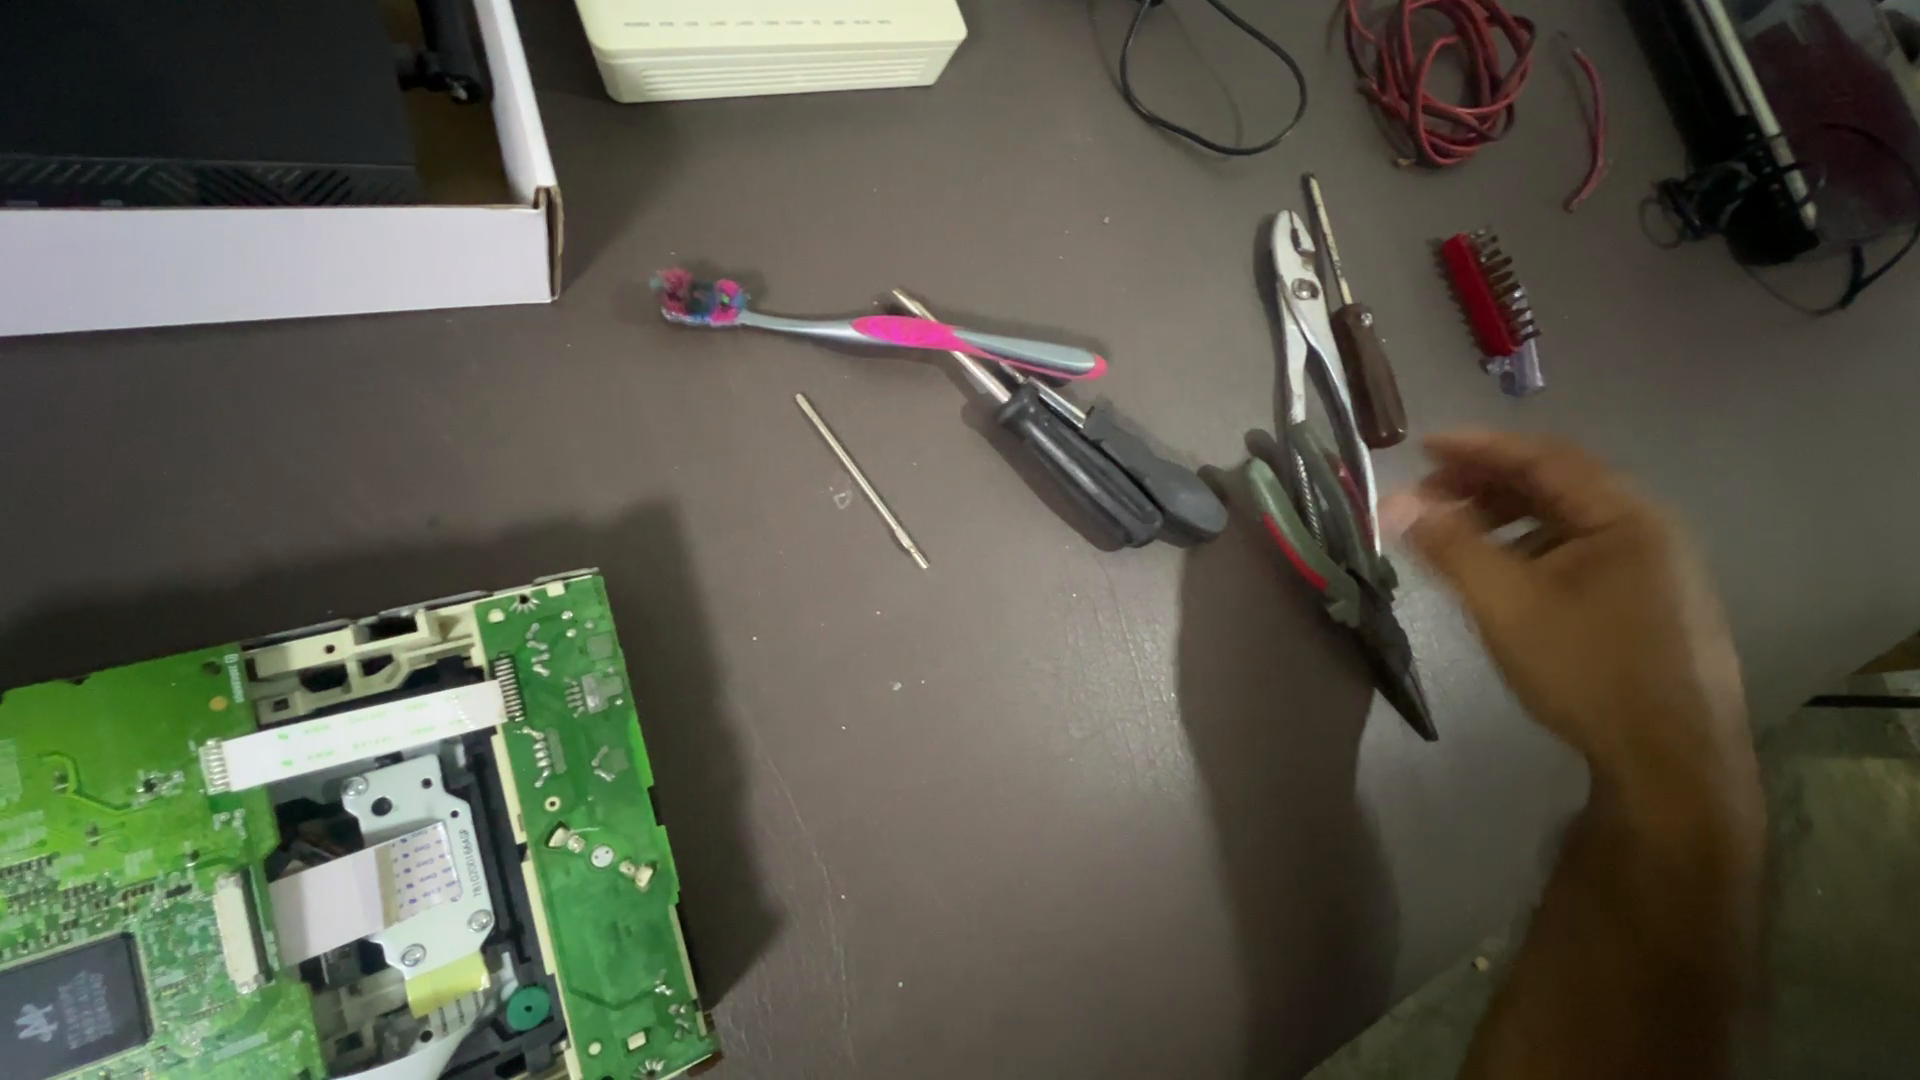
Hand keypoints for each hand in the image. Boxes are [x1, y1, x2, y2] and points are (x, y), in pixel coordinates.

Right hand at [1384, 432, 1755, 815]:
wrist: (1668, 759)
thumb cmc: (1585, 669)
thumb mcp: (1503, 603)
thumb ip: (1447, 545)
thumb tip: (1393, 502)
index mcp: (1624, 517)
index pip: (1543, 457)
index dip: (1477, 447)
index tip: (1420, 447)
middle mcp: (1645, 529)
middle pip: (1554, 484)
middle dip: (1483, 483)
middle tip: (1425, 497)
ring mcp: (1649, 566)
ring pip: (1563, 519)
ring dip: (1501, 515)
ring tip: (1451, 533)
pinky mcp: (1642, 599)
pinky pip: (1574, 549)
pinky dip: (1525, 544)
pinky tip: (1495, 570)